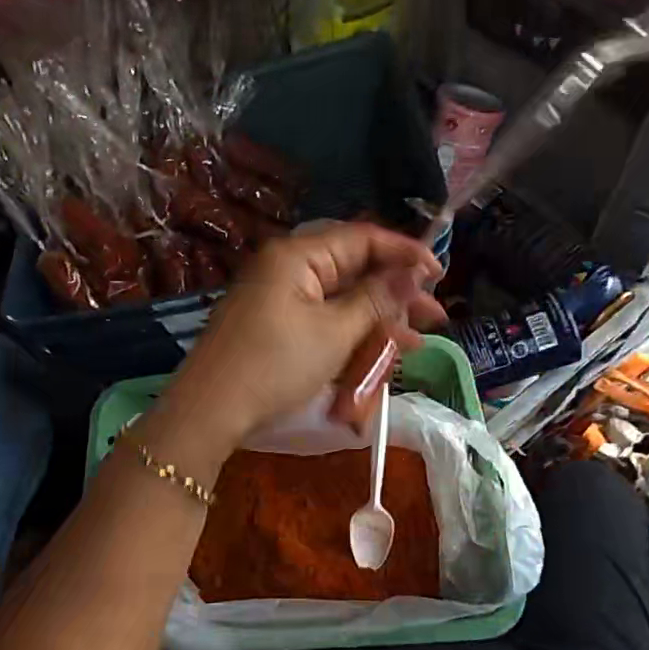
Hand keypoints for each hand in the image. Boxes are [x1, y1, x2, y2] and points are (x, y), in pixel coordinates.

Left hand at [160, 223, 445, 450]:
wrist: (209, 410)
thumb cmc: (274, 365)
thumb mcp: (334, 333)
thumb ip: (376, 301)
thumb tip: (412, 275)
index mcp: (297, 256)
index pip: (362, 239)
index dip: (405, 253)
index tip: (438, 274)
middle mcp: (285, 268)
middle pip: (353, 271)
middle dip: (394, 297)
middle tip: (432, 319)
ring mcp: (276, 298)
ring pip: (339, 302)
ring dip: (375, 323)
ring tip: (412, 345)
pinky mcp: (272, 326)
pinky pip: (319, 322)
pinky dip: (347, 337)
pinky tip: (375, 355)